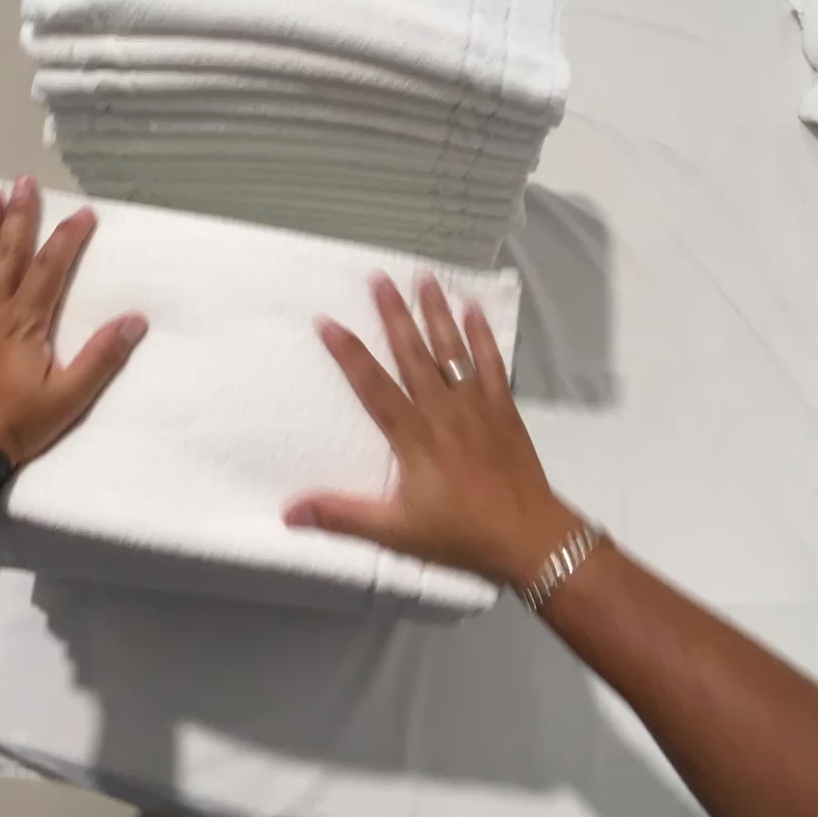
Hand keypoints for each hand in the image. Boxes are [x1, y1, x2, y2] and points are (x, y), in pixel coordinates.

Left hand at [0, 176, 146, 464]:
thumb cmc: (17, 422)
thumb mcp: (70, 396)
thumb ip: (102, 356)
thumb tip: (135, 320)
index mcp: (25, 321)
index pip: (51, 268)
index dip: (68, 237)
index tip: (84, 213)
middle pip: (8, 254)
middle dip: (18, 216)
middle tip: (22, 182)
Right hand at [284, 272, 576, 585]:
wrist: (530, 539)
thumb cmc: (459, 534)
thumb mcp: (395, 532)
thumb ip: (341, 517)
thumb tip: (287, 512)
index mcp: (413, 435)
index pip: (372, 385)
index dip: (347, 352)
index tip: (327, 321)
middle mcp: (442, 410)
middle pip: (413, 353)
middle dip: (393, 313)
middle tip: (379, 277)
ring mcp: (477, 406)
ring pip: (452, 350)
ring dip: (436, 312)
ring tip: (425, 277)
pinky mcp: (504, 409)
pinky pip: (492, 363)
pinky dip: (482, 335)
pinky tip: (474, 309)